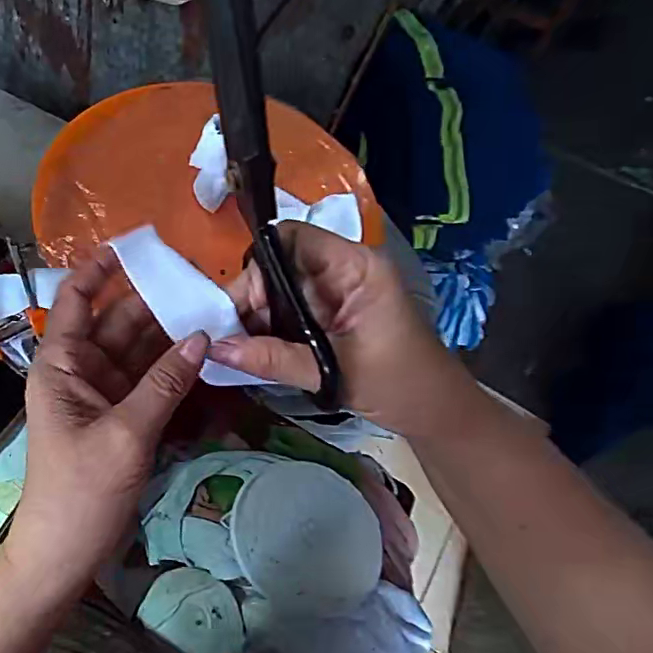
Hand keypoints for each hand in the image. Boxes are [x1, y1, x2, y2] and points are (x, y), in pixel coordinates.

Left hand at [8, 246, 208, 594]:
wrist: (64, 553)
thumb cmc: (80, 492)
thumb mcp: (124, 435)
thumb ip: (164, 384)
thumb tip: (203, 337)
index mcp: (62, 363)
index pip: (77, 300)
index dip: (101, 269)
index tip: (136, 245)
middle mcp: (81, 370)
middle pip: (120, 322)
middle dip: (158, 303)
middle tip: (206, 284)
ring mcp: (103, 394)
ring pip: (140, 351)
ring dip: (173, 335)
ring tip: (218, 312)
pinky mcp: (122, 418)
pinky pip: (151, 383)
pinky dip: (175, 371)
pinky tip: (208, 355)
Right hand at [209, 222, 487, 438]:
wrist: (436, 413)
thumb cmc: (401, 385)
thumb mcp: (333, 374)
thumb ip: (274, 359)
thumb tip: (216, 349)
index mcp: (354, 268)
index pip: (291, 239)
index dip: (257, 265)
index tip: (235, 308)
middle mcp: (340, 271)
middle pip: (276, 266)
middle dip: (249, 300)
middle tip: (228, 337)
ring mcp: (332, 293)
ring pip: (276, 291)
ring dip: (254, 318)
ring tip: (236, 349)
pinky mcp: (326, 314)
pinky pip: (285, 311)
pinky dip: (266, 330)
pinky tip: (253, 352)